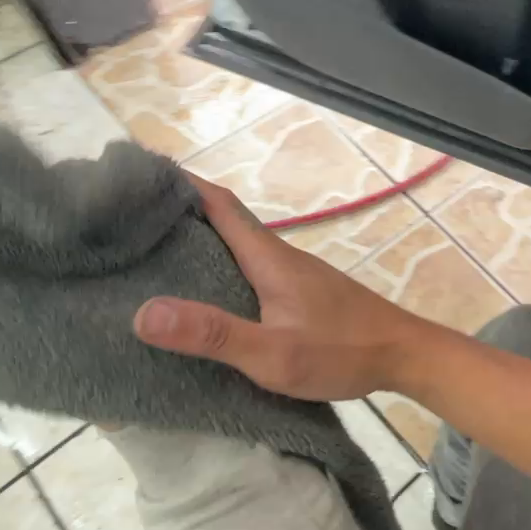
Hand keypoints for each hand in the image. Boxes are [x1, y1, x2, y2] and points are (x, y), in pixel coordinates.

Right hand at [133, 175, 442, 400]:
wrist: (404, 354)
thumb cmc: (341, 351)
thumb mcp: (272, 352)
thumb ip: (213, 334)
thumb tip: (143, 311)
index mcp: (269, 257)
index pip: (219, 204)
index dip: (181, 183)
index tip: (135, 175)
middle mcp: (279, 255)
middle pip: (224, 220)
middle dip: (179, 212)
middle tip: (126, 218)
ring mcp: (293, 273)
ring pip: (237, 245)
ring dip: (199, 240)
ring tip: (152, 252)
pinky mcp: (301, 293)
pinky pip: (251, 267)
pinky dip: (221, 266)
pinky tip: (205, 292)